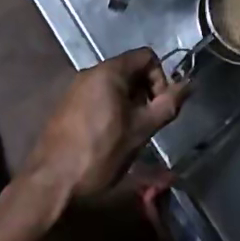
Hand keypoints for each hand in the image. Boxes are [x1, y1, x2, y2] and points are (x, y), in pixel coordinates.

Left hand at [24, 48, 189, 200]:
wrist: (49, 184)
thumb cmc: (100, 153)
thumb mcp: (141, 130)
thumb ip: (168, 105)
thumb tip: (190, 85)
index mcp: (109, 71)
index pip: (147, 56)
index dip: (161, 78)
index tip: (160, 106)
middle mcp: (90, 73)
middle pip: (130, 70)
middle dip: (145, 93)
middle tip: (147, 123)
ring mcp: (74, 90)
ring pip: (114, 86)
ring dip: (129, 104)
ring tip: (130, 134)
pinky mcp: (65, 108)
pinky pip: (97, 98)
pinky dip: (111, 110)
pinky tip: (109, 139)